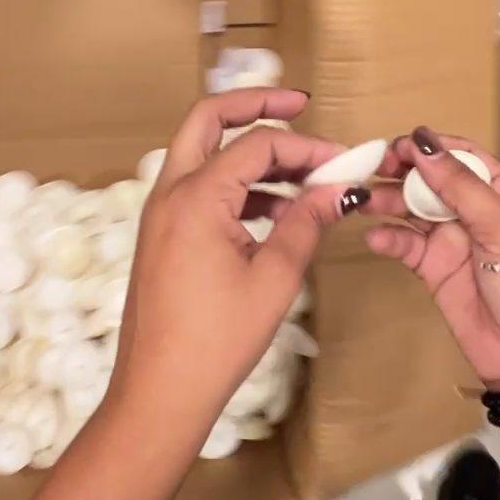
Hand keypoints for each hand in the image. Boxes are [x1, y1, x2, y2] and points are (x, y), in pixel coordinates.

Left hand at [109, 89, 352, 430]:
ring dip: (248, 149)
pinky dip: (236, 183)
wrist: (158, 395)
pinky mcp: (162, 232)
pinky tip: (274, 209)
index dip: (306, 147)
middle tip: (298, 104)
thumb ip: (306, 222)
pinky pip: (200, 186)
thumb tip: (337, 189)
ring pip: (203, 151)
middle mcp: (170, 191)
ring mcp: (160, 211)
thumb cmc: (216, 341)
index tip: (342, 162)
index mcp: (196, 196)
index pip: (258, 144)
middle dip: (255, 104)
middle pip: (209, 119)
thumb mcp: (275, 277)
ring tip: (298, 171)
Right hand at [362, 127, 499, 392]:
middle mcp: (476, 212)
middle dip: (401, 171)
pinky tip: (375, 237)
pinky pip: (406, 245)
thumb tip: (422, 139)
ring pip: (413, 209)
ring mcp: (453, 241)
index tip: (397, 146)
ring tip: (361, 200)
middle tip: (369, 168)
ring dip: (387, 201)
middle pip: (431, 179)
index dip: (430, 147)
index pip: (463, 157)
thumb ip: (460, 186)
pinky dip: (389, 238)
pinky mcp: (435, 270)